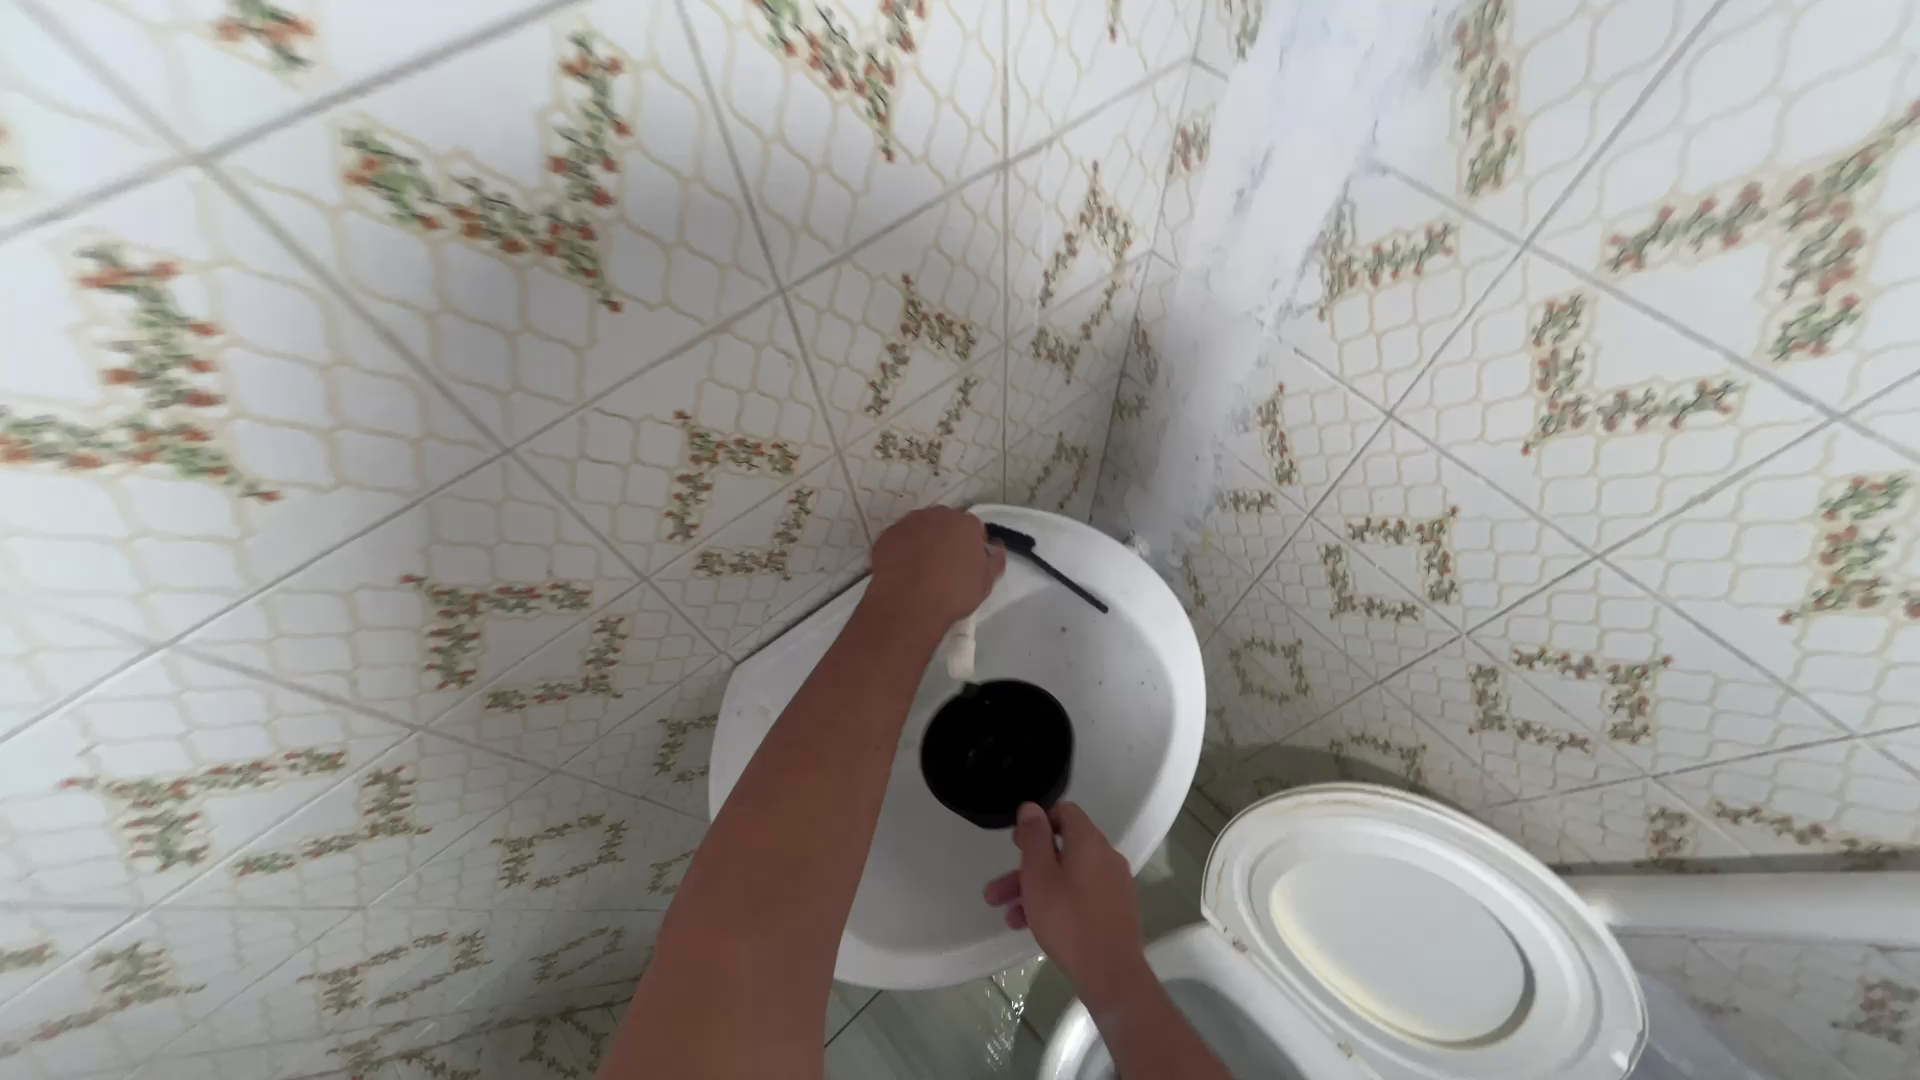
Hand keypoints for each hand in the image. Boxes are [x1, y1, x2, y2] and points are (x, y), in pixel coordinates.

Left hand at [866, 507, 1005, 628]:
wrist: (909, 604)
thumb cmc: (953, 594)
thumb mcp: (986, 582)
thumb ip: (994, 560)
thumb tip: (995, 548)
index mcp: (966, 524)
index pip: (973, 530)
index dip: (971, 547)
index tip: (967, 565)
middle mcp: (937, 515)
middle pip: (945, 524)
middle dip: (946, 540)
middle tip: (944, 567)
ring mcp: (909, 523)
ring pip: (920, 529)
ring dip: (923, 542)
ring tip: (921, 569)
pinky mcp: (887, 535)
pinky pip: (899, 540)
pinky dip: (902, 551)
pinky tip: (903, 571)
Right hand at [984, 802, 1151, 1012]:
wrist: (1111, 974)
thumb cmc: (1068, 919)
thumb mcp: (1039, 874)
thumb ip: (1033, 837)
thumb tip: (1031, 807)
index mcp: (1089, 841)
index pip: (1065, 812)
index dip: (1038, 822)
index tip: (1016, 843)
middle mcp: (1105, 857)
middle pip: (1061, 849)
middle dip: (1025, 866)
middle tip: (998, 886)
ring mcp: (1113, 885)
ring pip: (1066, 877)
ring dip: (1034, 890)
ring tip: (1006, 914)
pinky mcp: (1114, 911)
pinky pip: (1079, 897)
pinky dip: (1055, 904)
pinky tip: (1029, 926)